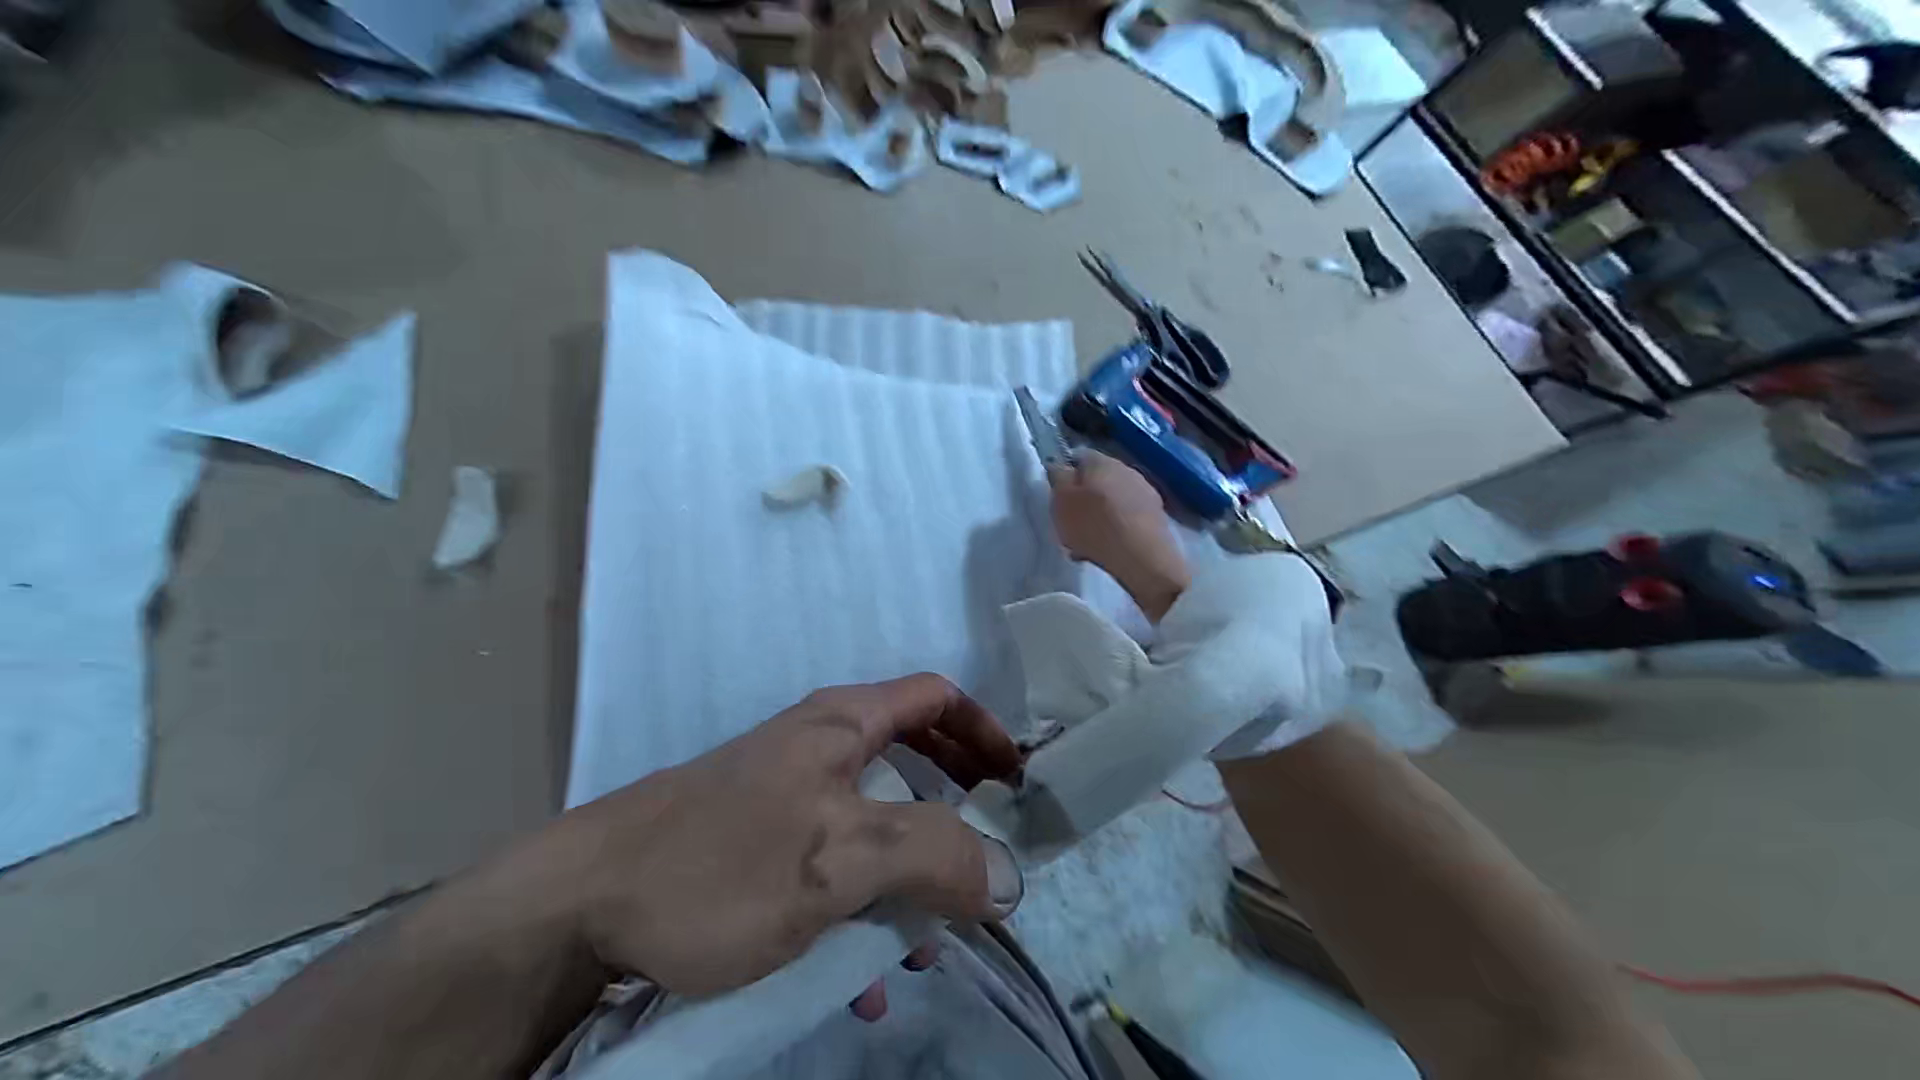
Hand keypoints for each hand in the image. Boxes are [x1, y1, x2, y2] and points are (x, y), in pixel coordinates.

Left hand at [514, 674, 1024, 996]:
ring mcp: (784, 798)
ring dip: (910, 873)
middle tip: (985, 856)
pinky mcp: (756, 848)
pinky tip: (864, 974)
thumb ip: (933, 857)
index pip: (934, 696)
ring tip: (929, 938)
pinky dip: (862, 908)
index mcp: (842, 725)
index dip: (984, 730)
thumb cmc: (722, 863)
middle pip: (910, 756)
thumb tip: (1008, 876)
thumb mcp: (839, 857)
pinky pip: (831, 868)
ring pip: (873, 822)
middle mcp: (817, 749)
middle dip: (955, 805)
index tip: (1016, 782)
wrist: (579, 907)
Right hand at [1048, 450, 1190, 620]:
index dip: (1065, 475)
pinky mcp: (1158, 515)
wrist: (1142, 558)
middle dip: (1085, 497)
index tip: (1059, 497)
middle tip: (1072, 522)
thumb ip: (1058, 477)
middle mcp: (1126, 468)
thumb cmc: (1093, 525)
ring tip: (1090, 541)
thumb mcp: (1061, 501)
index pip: (1078, 456)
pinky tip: (1110, 547)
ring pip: (1114, 499)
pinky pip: (1129, 517)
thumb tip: (1060, 465)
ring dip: (1102, 514)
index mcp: (1101, 460)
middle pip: (1098, 479)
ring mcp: (1146, 491)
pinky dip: (1118, 528)